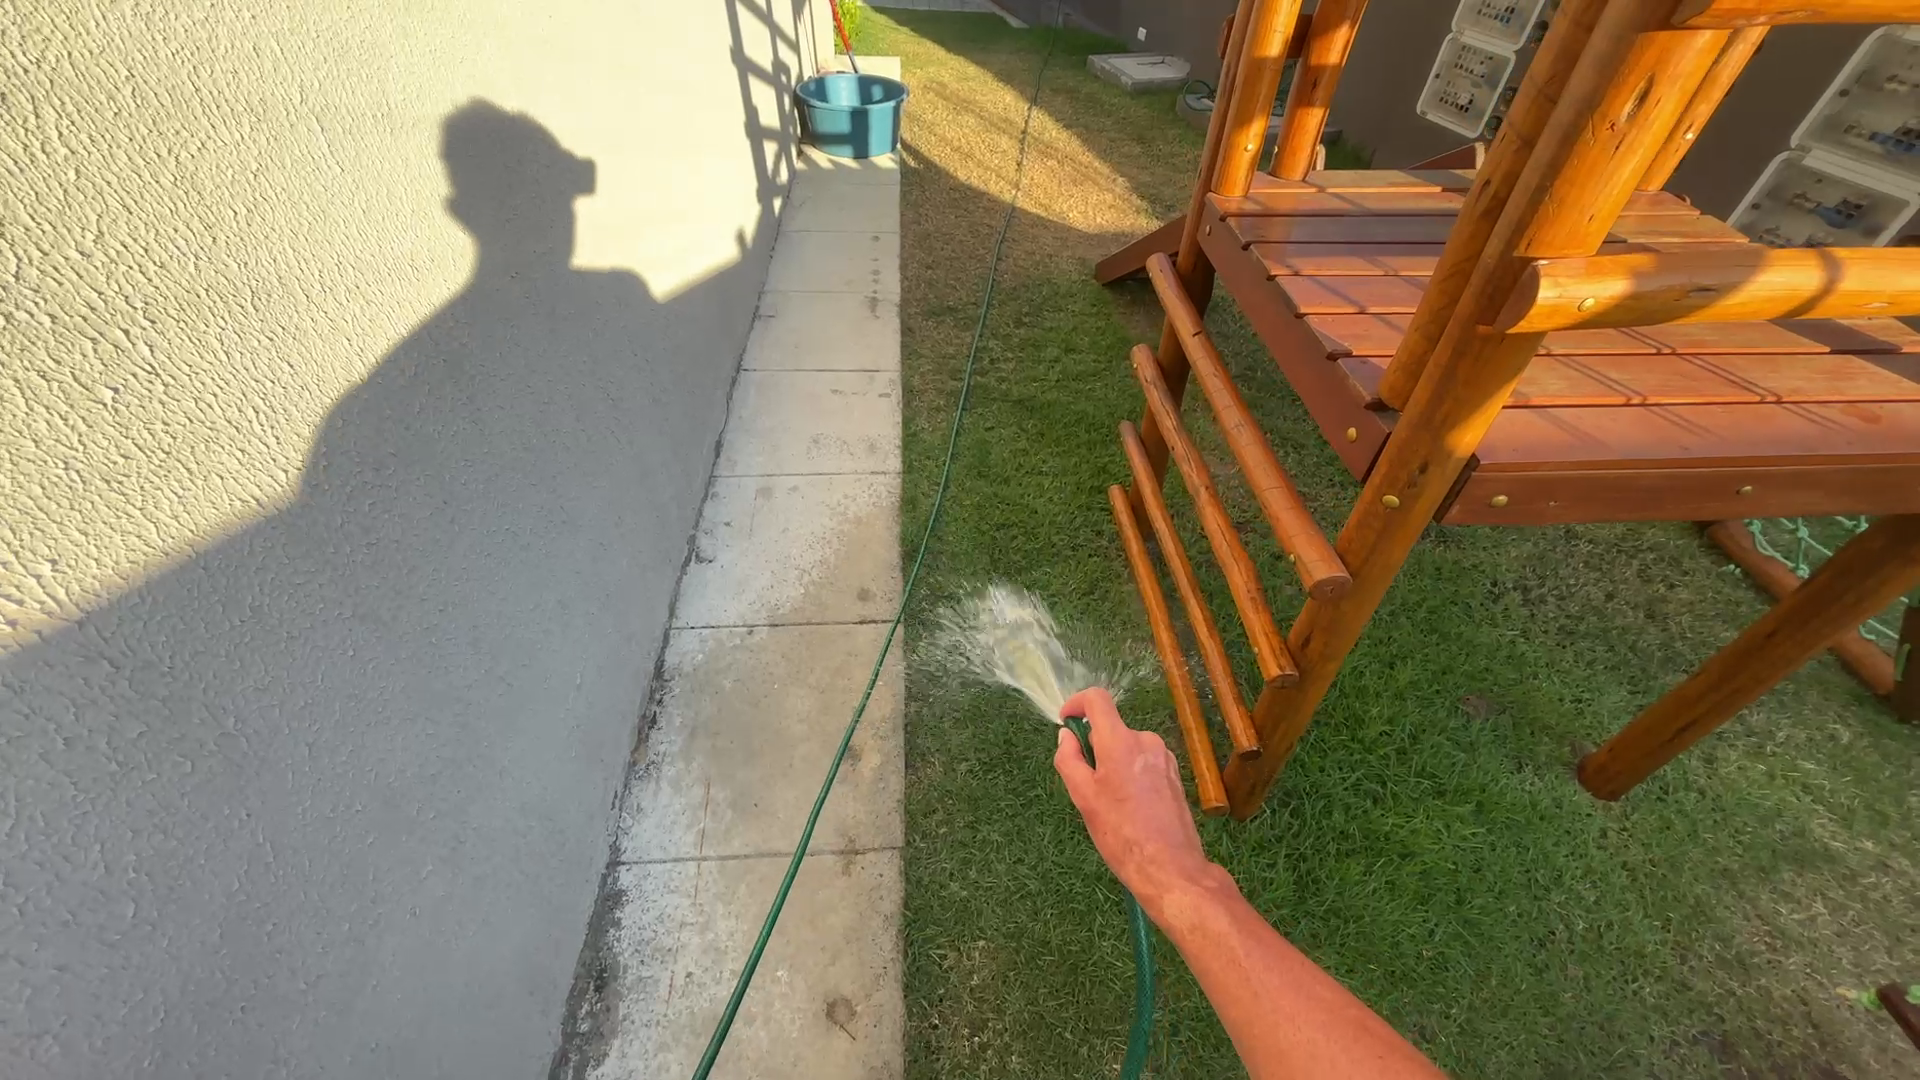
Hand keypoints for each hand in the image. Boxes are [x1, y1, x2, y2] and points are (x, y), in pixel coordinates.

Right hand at [1054, 687, 1216, 916]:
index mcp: (1120, 741)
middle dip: (1094, 748)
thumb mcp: (1083, 797)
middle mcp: (1145, 740)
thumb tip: (1066, 736)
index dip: (1077, 704)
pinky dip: (1130, 772)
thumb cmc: (1120, 833)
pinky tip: (1130, 807)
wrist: (1170, 867)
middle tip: (1087, 785)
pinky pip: (1143, 761)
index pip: (1097, 699)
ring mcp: (1164, 757)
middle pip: (1111, 729)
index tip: (1066, 722)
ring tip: (1110, 802)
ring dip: (1112, 762)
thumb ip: (1069, 759)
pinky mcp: (1174, 773)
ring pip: (1126, 747)